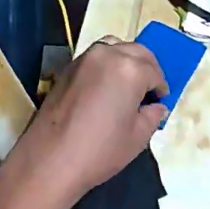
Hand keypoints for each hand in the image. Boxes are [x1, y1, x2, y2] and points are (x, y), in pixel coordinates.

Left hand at [0, 38, 168, 208]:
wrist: (49, 161)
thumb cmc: (100, 150)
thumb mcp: (137, 137)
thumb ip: (153, 115)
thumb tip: (156, 107)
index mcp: (131, 69)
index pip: (155, 72)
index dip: (160, 89)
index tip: (159, 102)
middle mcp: (109, 55)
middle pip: (137, 52)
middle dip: (147, 69)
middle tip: (147, 93)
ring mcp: (85, 59)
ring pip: (115, 48)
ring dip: (127, 61)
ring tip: (127, 87)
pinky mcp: (68, 68)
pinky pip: (96, 57)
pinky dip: (107, 65)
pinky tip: (105, 89)